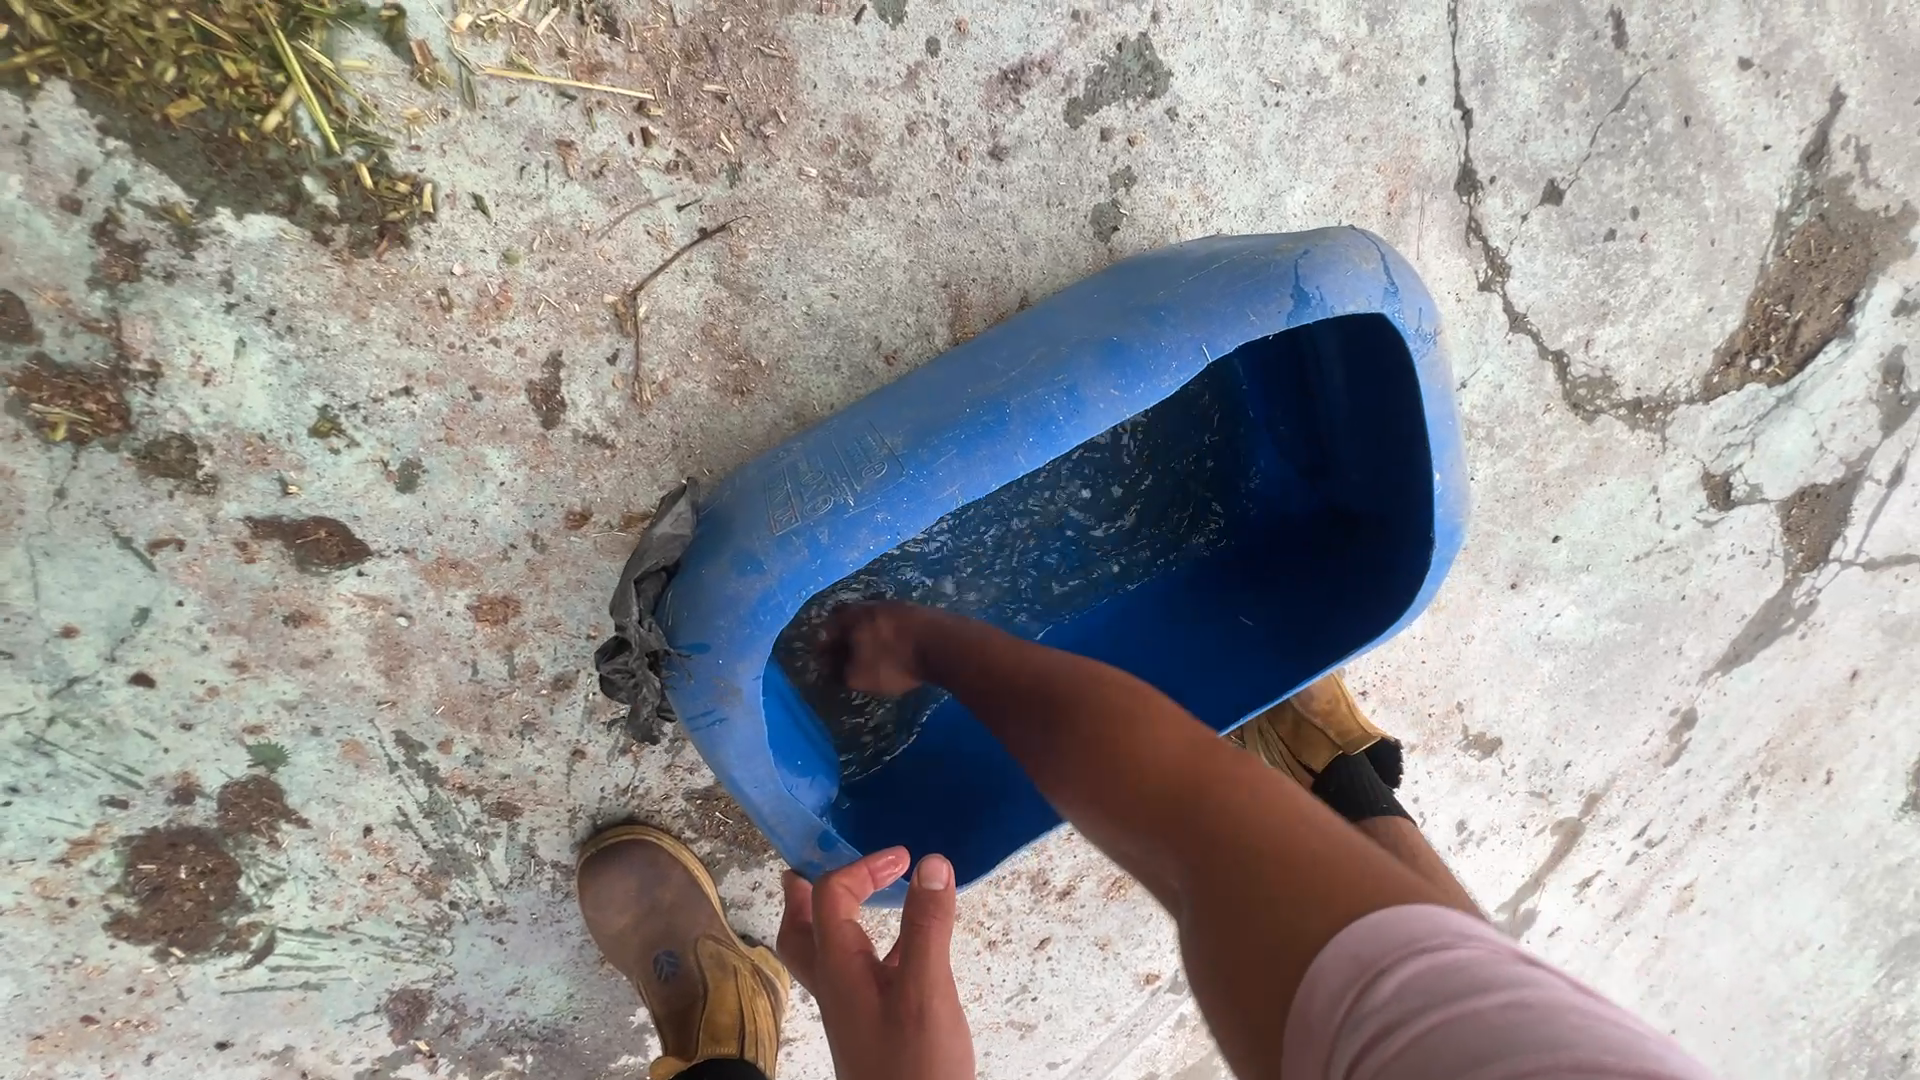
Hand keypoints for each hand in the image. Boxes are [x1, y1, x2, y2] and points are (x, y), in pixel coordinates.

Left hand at [777, 849, 975, 1079]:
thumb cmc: (916, 1063)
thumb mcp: (926, 990)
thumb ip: (927, 925)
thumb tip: (930, 862)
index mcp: (838, 967)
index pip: (830, 896)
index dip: (863, 867)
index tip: (903, 858)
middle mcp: (837, 982)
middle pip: (802, 930)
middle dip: (807, 892)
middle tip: (819, 862)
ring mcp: (854, 1005)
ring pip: (829, 949)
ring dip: (835, 912)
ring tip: (857, 888)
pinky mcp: (876, 1020)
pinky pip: (864, 966)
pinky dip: (876, 938)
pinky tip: (910, 937)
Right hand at [819, 601, 936, 696]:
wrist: (941, 644)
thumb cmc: (894, 662)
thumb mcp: (859, 677)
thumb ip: (841, 672)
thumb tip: (833, 668)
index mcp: (850, 618)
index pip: (826, 630)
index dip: (822, 648)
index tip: (824, 660)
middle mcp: (869, 605)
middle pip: (849, 618)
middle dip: (843, 635)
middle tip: (844, 653)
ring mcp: (894, 605)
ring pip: (872, 617)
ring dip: (866, 632)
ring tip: (869, 650)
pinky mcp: (915, 610)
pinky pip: (892, 621)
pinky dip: (887, 632)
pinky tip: (893, 644)